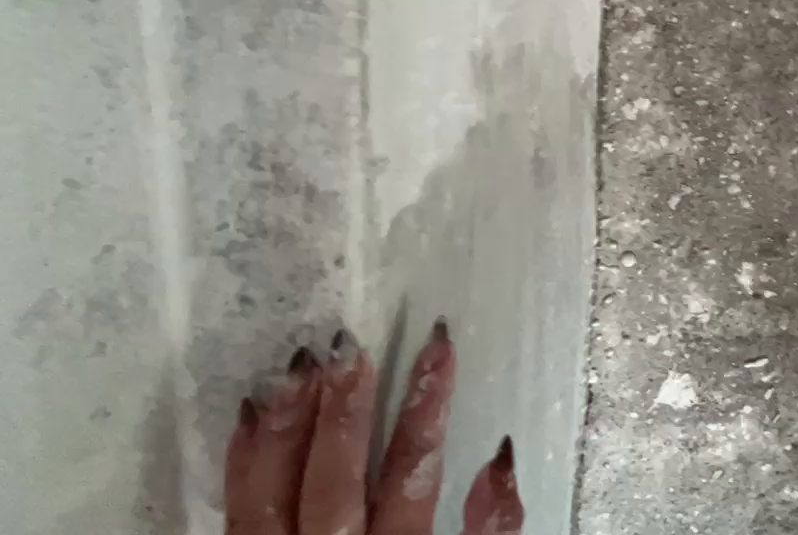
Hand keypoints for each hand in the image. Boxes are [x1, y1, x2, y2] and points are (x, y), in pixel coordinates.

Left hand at [223, 323, 523, 534]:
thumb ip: (494, 529)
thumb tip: (501, 455)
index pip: (412, 470)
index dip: (426, 404)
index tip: (438, 343)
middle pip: (334, 482)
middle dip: (345, 411)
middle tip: (349, 347)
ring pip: (272, 500)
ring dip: (285, 430)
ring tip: (295, 366)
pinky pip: (236, 519)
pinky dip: (241, 467)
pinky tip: (251, 416)